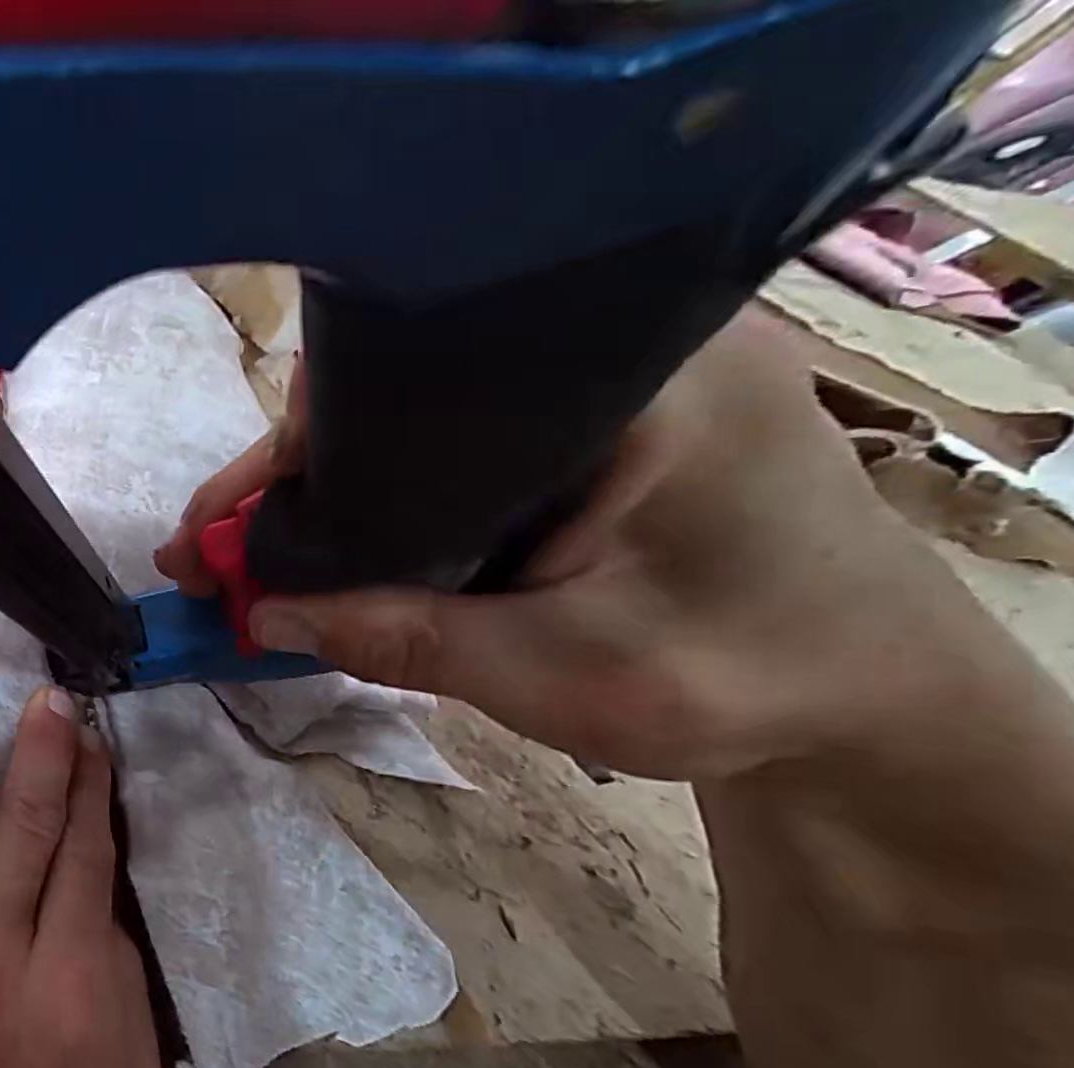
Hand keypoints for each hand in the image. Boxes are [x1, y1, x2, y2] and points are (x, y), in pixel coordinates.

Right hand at [157, 307, 1016, 779]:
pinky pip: (436, 452)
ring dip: (320, 492)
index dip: (299, 446)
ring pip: (405, 427)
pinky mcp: (560, 434)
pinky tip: (322, 546)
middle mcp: (595, 353)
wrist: (866, 709)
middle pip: (391, 396)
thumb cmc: (749, 684)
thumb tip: (261, 615)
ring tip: (240, 551)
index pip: (408, 377)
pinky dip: (372, 502)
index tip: (224, 516)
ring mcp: (576, 389)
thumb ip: (406, 639)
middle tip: (206, 545)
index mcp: (626, 376)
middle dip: (287, 476)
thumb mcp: (569, 673)